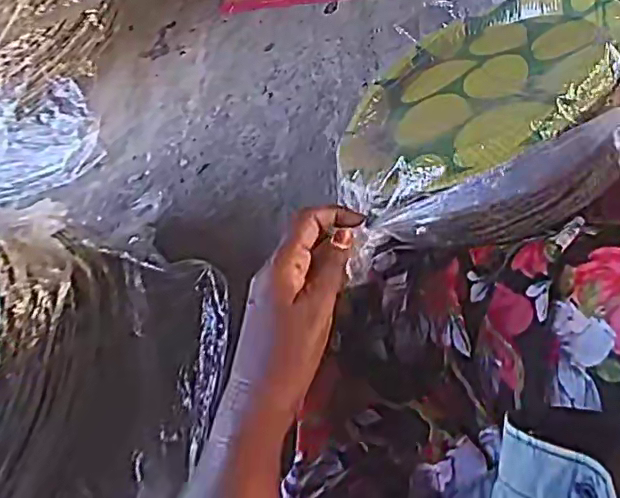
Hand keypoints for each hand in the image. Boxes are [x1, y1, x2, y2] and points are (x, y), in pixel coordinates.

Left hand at [230, 207, 361, 419]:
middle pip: (303, 235)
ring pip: (303, 256)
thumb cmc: (290, 356)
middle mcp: (270, 273)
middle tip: (364, 247)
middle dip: (335, 232)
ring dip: (329, 254)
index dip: (336, 213)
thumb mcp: (320, 306)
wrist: (256, 406)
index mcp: (280, 267)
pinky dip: (320, 273)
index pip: (306, 220)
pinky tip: (335, 290)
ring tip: (354, 268)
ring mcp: (269, 290)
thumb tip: (344, 234)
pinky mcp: (272, 307)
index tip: (363, 224)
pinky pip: (299, 275)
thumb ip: (333, 266)